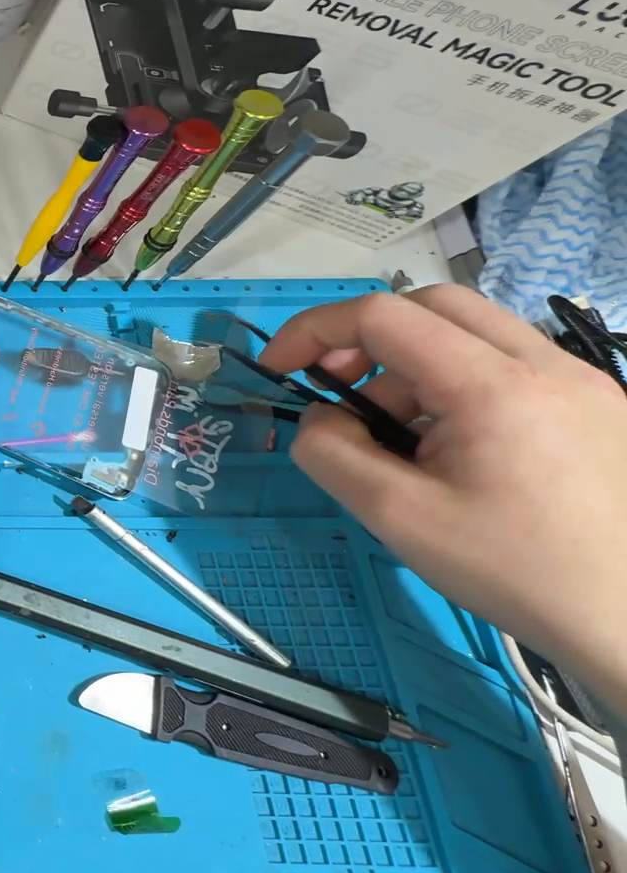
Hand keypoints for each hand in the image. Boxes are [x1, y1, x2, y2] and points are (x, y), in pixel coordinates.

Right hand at [261, 285, 626, 701]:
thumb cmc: (511, 567)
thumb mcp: (390, 512)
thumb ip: (328, 450)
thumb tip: (321, 418)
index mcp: (495, 386)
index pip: (380, 316)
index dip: (311, 332)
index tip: (278, 372)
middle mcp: (548, 366)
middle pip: (429, 304)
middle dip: (361, 335)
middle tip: (330, 385)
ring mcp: (582, 383)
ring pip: (467, 331)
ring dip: (404, 362)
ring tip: (390, 430)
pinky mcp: (595, 407)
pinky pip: (502, 363)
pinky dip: (446, 381)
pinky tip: (440, 439)